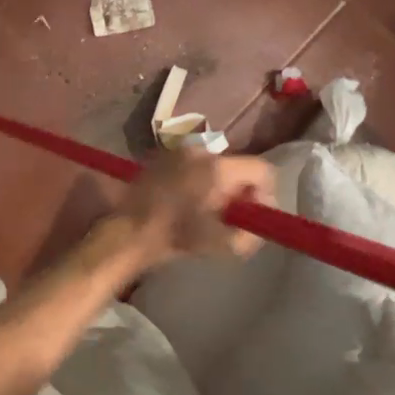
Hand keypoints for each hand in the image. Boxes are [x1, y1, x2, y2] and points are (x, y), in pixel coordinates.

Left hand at [114, 150, 275, 266]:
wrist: (129, 231)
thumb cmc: (175, 236)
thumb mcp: (223, 244)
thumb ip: (251, 232)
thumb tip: (259, 222)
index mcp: (217, 167)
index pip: (263, 169)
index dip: (265, 194)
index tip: (252, 215)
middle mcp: (200, 150)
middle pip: (238, 167)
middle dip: (240, 192)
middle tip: (228, 218)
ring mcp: (179, 151)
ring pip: (217, 167)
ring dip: (219, 187)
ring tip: (205, 212)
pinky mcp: (163, 157)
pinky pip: (195, 166)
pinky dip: (199, 182)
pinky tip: (187, 203)